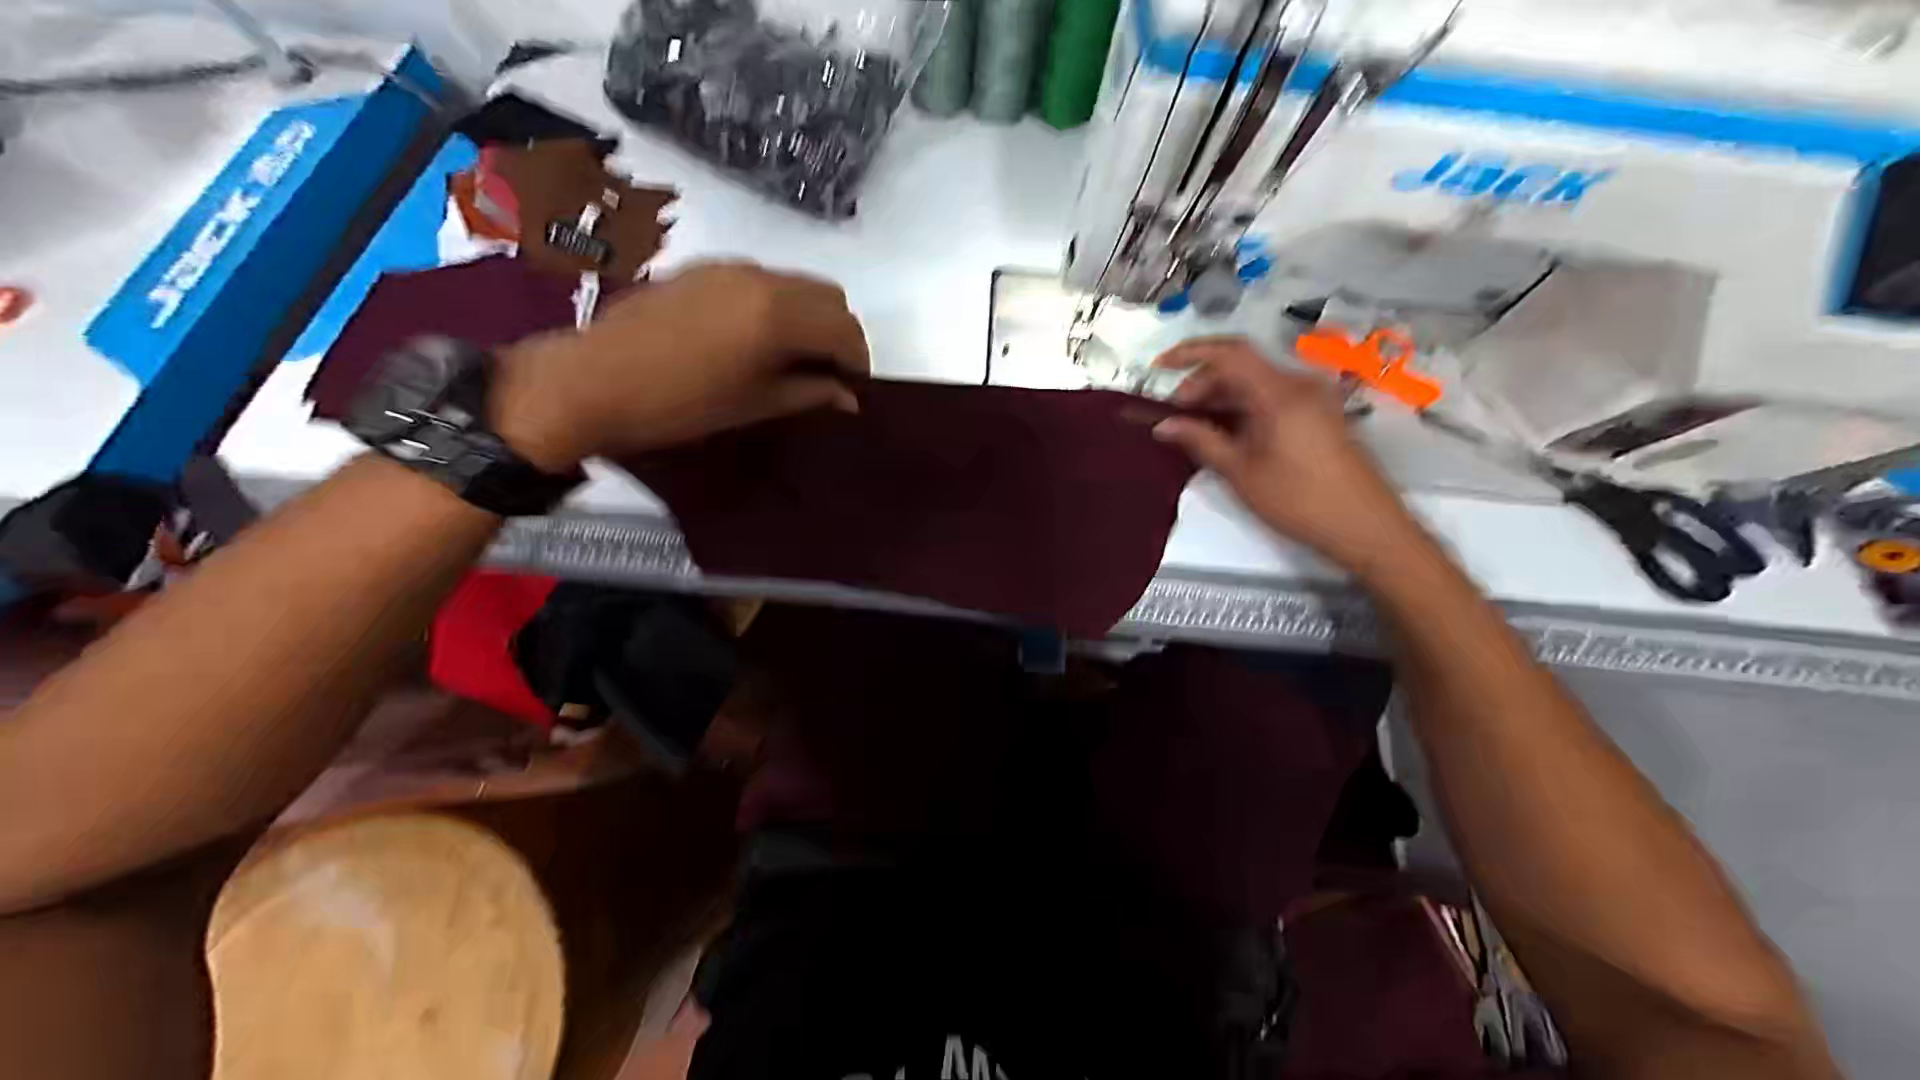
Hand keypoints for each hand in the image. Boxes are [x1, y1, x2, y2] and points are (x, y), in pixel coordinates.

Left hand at [491, 261, 869, 469]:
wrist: (592, 381)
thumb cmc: (681, 404)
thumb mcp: (755, 404)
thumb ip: (810, 393)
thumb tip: (849, 398)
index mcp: (779, 315)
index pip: (845, 328)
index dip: (858, 360)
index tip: (852, 389)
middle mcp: (761, 278)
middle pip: (829, 296)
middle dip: (839, 333)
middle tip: (827, 373)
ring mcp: (729, 267)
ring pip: (796, 283)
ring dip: (808, 316)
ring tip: (792, 358)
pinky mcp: (702, 268)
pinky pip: (762, 280)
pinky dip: (777, 305)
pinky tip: (756, 339)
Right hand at [1150, 337, 1426, 572]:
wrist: (1365, 525)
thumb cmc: (1298, 499)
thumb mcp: (1240, 471)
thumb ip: (1200, 440)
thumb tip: (1163, 425)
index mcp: (1280, 392)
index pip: (1230, 353)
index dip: (1190, 353)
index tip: (1159, 367)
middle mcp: (1299, 384)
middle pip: (1242, 367)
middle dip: (1202, 383)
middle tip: (1175, 416)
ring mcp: (1313, 398)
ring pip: (1256, 383)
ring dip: (1222, 397)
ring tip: (1194, 427)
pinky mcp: (1319, 414)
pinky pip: (1272, 397)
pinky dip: (1243, 407)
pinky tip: (1226, 432)